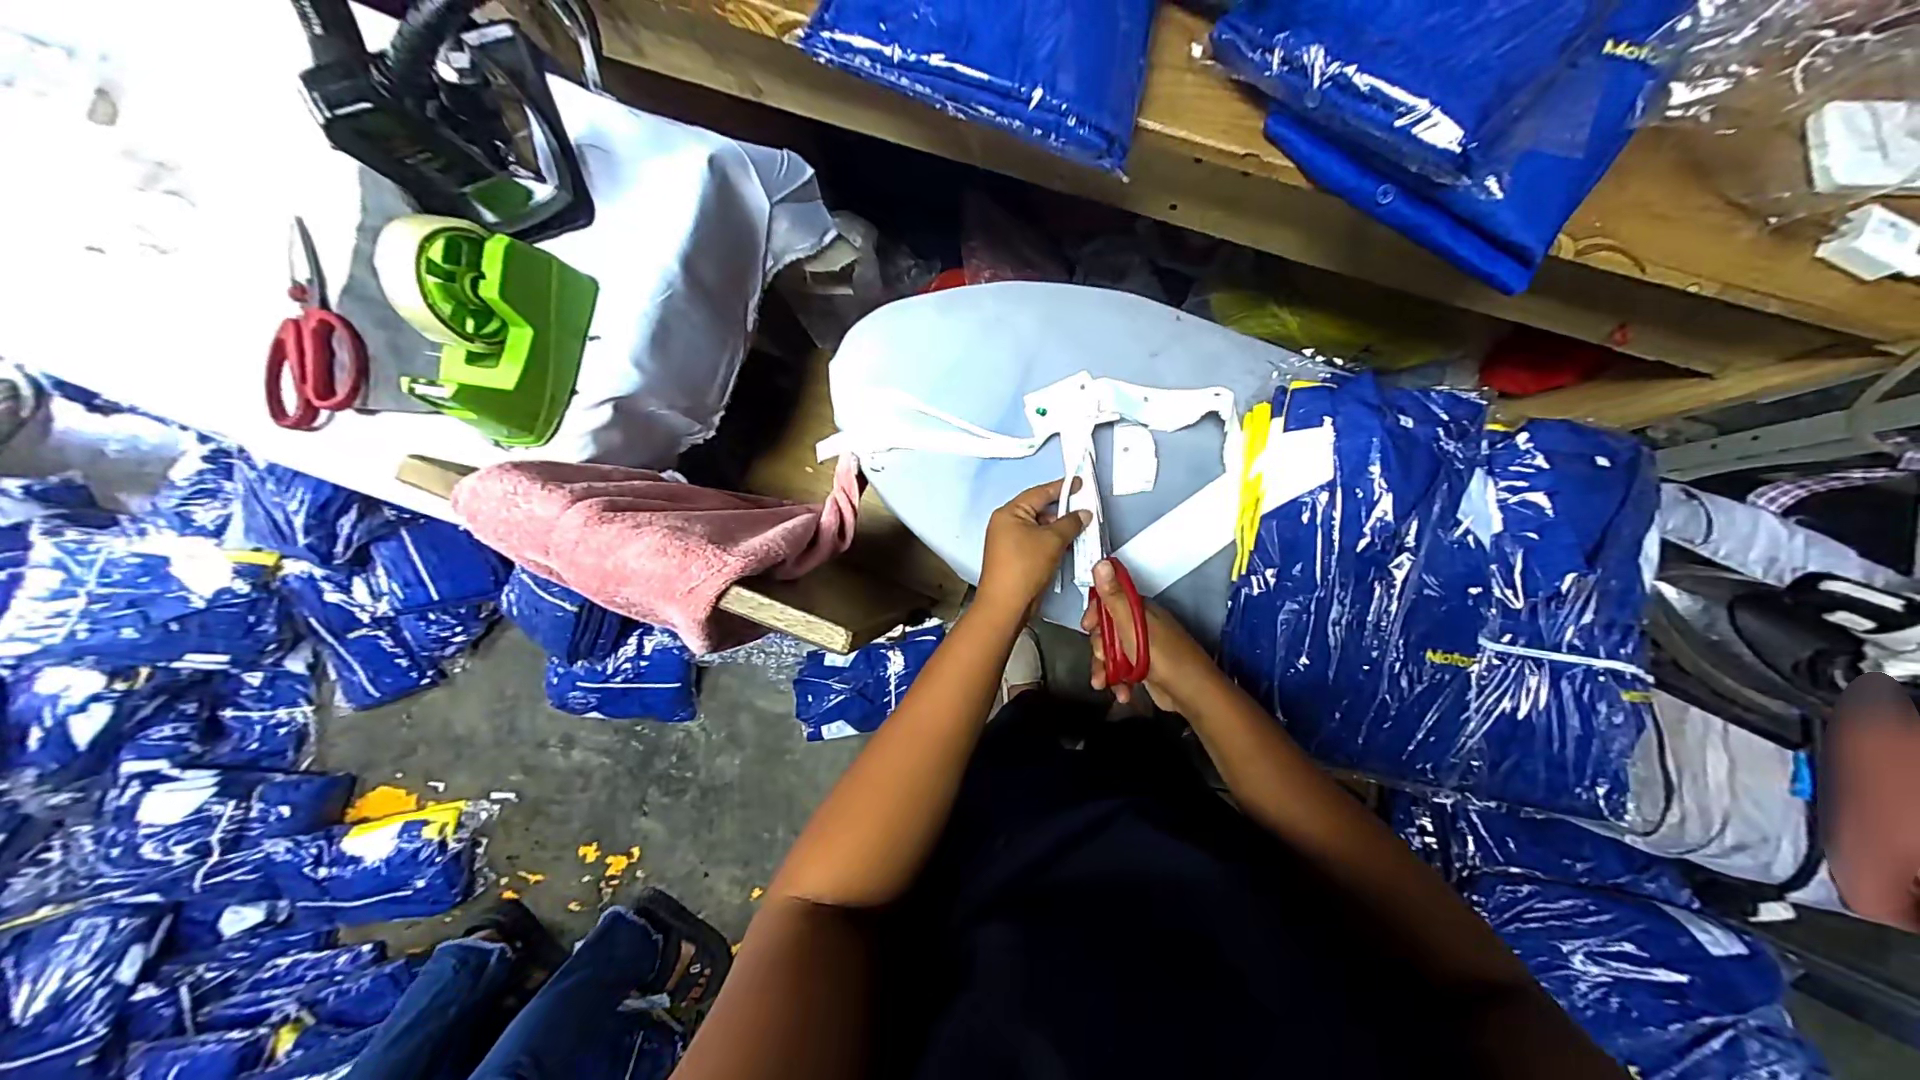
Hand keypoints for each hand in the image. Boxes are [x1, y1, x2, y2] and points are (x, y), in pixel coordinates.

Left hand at [977, 478, 1090, 618]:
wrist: (1007, 604)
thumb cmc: (1026, 566)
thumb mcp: (1053, 540)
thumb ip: (1070, 523)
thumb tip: (1083, 514)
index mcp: (1009, 513)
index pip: (1038, 493)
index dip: (1061, 488)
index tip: (1079, 484)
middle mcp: (1005, 523)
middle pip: (1038, 510)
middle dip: (1062, 512)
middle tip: (1085, 511)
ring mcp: (1008, 541)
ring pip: (1038, 528)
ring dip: (1058, 529)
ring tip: (1081, 529)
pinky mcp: (1014, 558)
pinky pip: (1036, 543)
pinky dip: (1051, 542)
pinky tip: (1068, 545)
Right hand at [1082, 558, 1219, 713]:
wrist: (1190, 691)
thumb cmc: (1161, 654)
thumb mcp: (1131, 623)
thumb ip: (1114, 595)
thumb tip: (1102, 562)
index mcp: (1140, 610)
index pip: (1109, 602)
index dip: (1095, 613)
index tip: (1087, 625)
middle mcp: (1141, 626)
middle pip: (1106, 630)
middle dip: (1099, 647)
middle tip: (1102, 657)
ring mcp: (1142, 649)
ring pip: (1111, 654)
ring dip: (1104, 669)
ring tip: (1103, 682)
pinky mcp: (1144, 669)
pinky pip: (1121, 671)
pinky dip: (1118, 682)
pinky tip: (1122, 693)